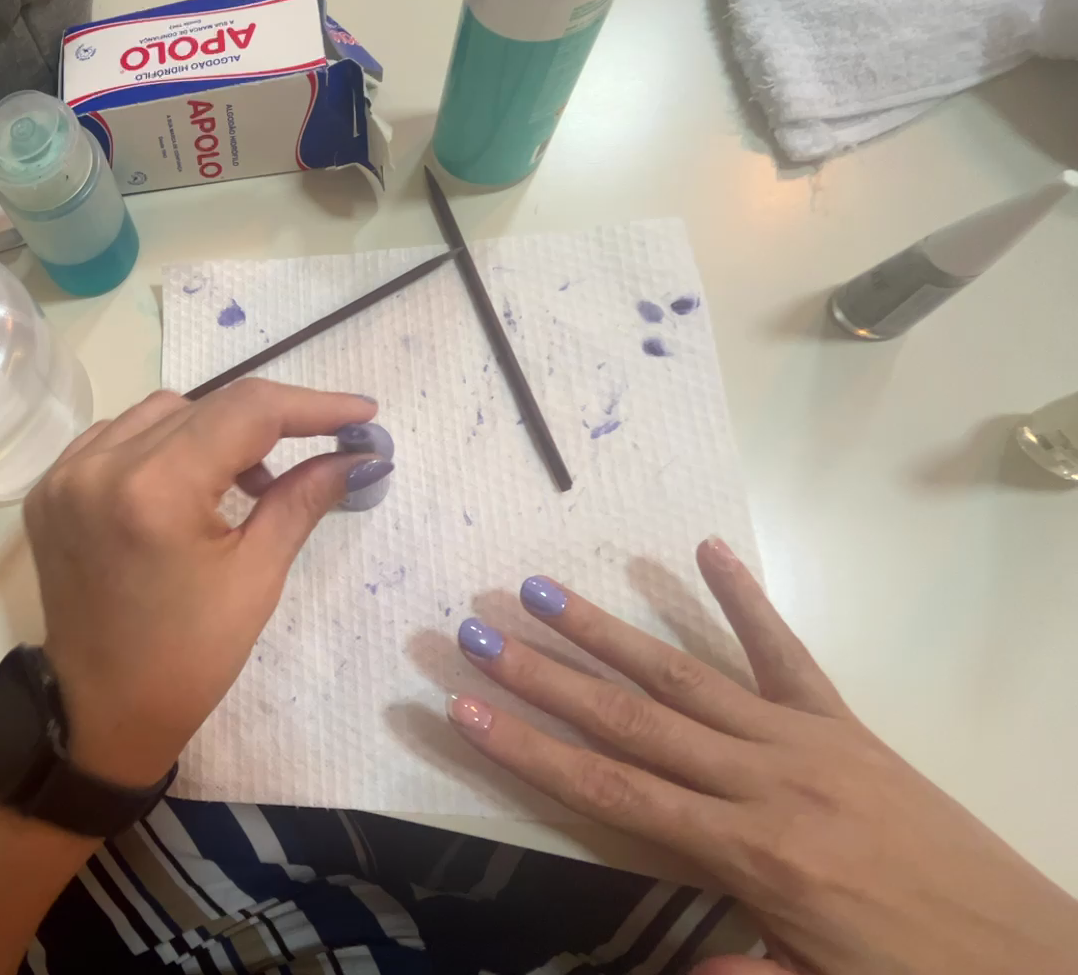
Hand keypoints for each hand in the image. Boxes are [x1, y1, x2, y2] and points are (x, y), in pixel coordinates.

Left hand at [24, 380, 387, 786]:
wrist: (102, 708)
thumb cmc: (188, 657)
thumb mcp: (256, 577)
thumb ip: (302, 499)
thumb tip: (358, 455)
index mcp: (153, 490)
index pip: (244, 411)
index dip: (311, 405)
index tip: (360, 413)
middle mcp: (99, 466)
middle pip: (202, 406)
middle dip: (265, 424)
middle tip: (310, 454)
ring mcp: (65, 474)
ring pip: (156, 414)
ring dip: (209, 431)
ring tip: (241, 481)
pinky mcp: (48, 488)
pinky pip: (115, 437)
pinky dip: (158, 445)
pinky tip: (182, 483)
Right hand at [445, 539, 1077, 973]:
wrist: (1054, 968)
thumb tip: (666, 962)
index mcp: (751, 854)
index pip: (609, 789)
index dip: (529, 749)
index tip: (463, 708)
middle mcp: (763, 782)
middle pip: (626, 718)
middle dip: (541, 675)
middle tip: (477, 632)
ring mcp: (801, 741)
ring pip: (680, 674)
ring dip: (603, 629)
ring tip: (540, 588)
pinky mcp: (840, 723)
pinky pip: (784, 653)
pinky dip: (745, 600)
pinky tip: (707, 548)